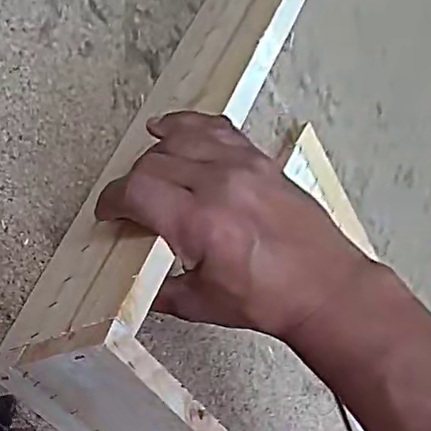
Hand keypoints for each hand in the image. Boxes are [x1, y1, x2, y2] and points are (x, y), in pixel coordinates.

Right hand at [95, 111, 381, 342]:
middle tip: (127, 206)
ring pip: (182, 137)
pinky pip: (216, 128)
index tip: (107, 213)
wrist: (323, 287)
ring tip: (144, 168)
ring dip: (155, 152)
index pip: (137, 190)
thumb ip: (162, 291)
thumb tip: (138, 285)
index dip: (111, 200)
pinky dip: (189, 125)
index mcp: (200, 223)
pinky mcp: (260, 161)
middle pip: (153, 161)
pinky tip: (171, 128)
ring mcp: (243, 167)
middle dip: (130, 183)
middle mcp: (220, 185)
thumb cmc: (271, 298)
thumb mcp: (202, 305)